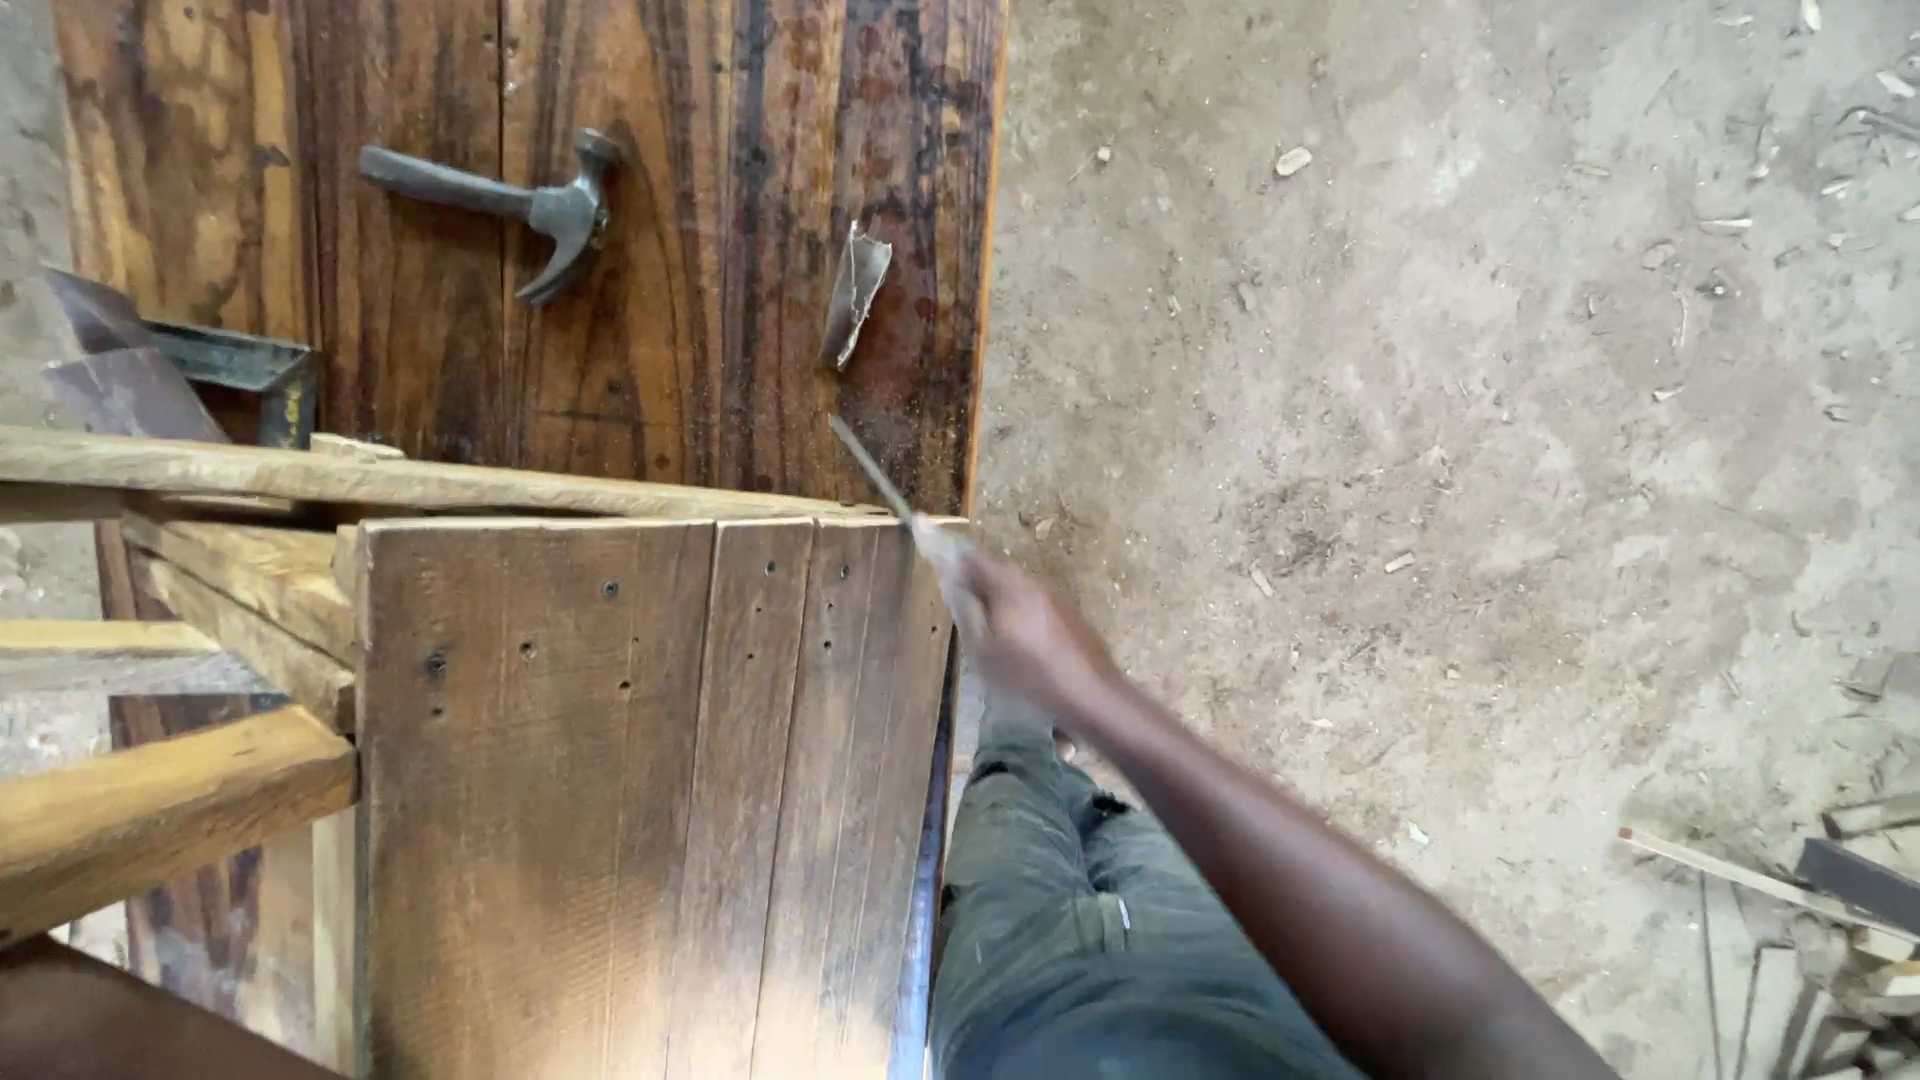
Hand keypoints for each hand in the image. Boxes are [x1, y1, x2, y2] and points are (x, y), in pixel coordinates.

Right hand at [949, 544, 1123, 726]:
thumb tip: (950, 582)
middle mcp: (1033, 582)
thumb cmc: (1030, 675)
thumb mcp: (984, 651)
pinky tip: (1017, 638)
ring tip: (986, 625)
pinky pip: (1033, 602)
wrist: (1090, 693)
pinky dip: (1018, 610)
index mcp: (1009, 584)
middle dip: (976, 582)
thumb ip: (966, 612)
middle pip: (997, 571)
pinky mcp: (1068, 612)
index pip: (973, 558)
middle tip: (960, 604)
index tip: (937, 566)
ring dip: (998, 597)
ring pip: (1016, 587)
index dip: (952, 559)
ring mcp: (1054, 596)